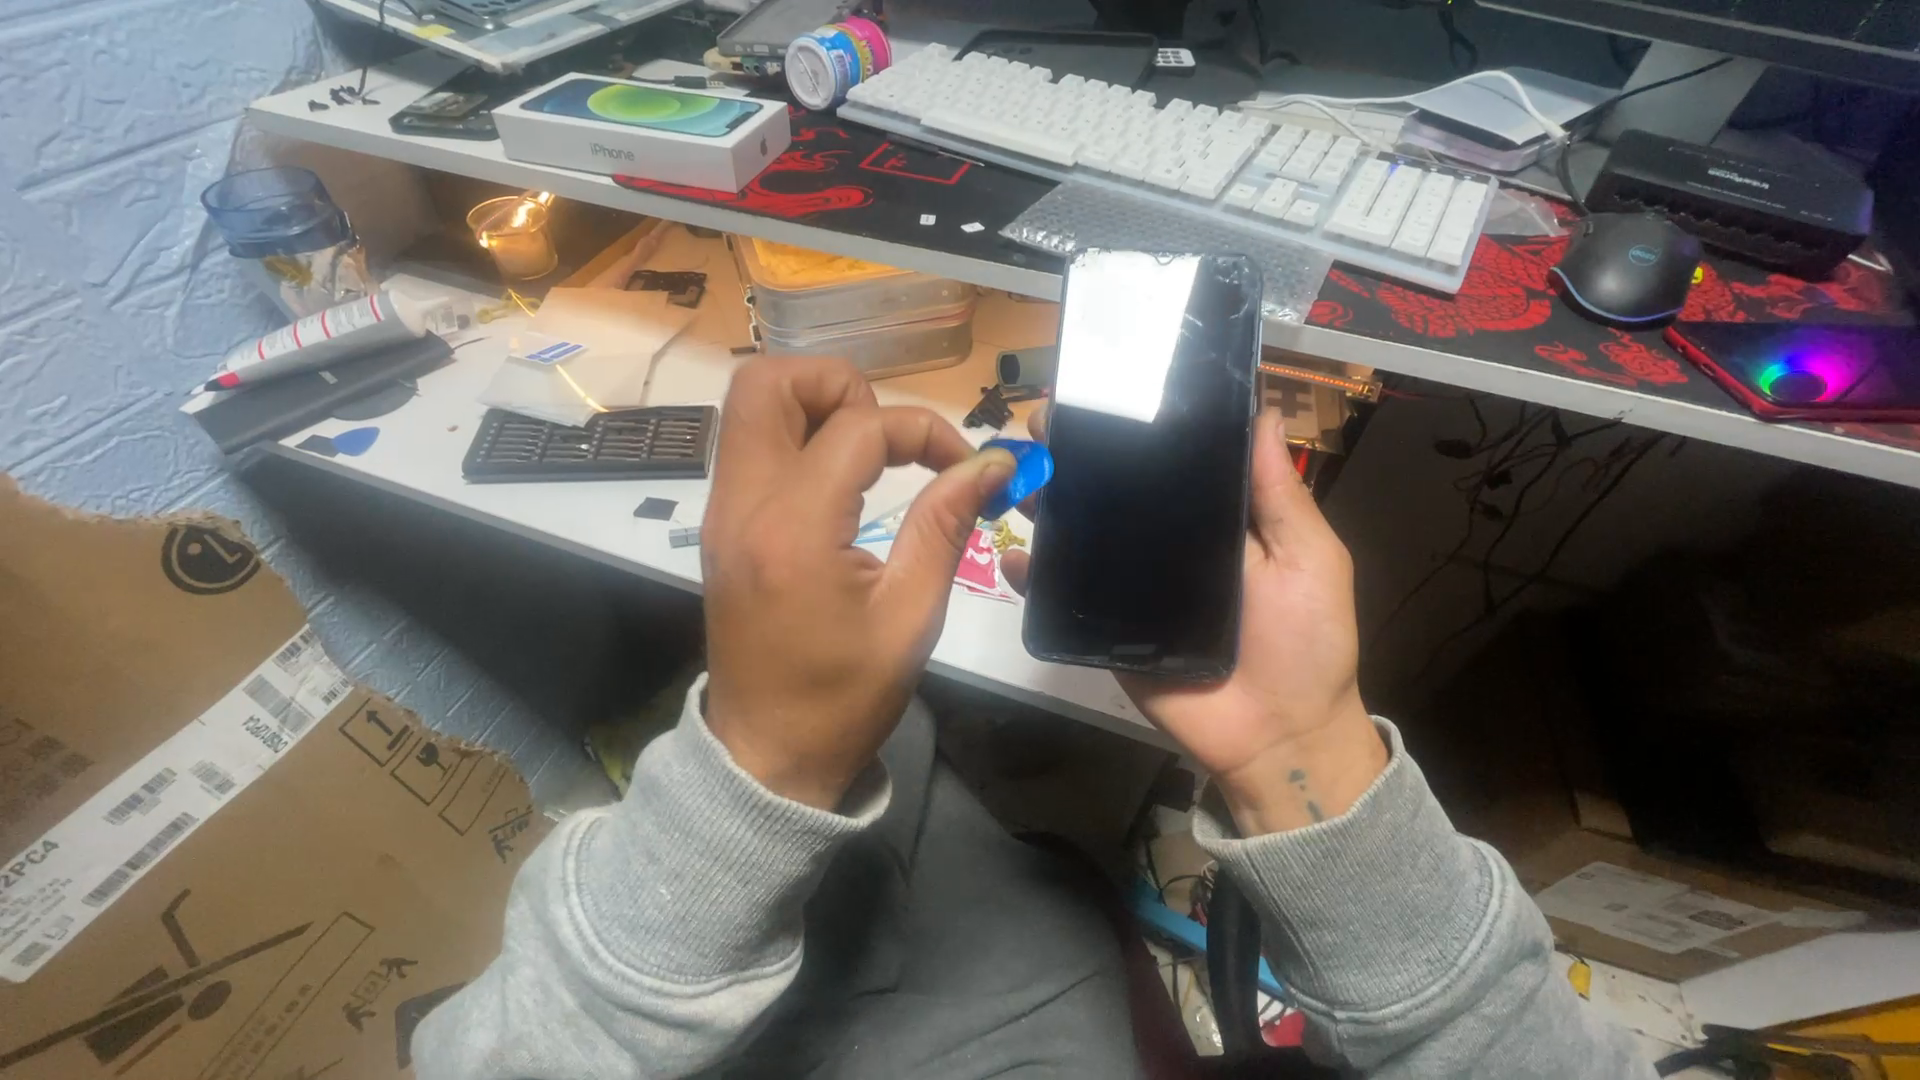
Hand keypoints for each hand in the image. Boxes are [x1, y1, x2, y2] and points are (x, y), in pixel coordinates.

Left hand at [701, 356, 1016, 809]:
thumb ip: (946, 524)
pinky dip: (795, 436)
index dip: (924, 430)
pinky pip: (748, 446)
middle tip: (889, 436)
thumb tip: (992, 463)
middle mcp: (743, 505)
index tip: (965, 465)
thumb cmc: (845, 698)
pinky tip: (839, 481)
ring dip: (814, 405)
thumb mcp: (911, 615)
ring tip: (869, 454)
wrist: (768, 755)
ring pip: (749, 406)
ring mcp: (721, 513)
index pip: (859, 428)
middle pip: (768, 383)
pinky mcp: (720, 526)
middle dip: (842, 386)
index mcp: (794, 530)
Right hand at [1002, 407, 1385, 835]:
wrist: (1278, 737)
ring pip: (1080, 537)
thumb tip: (1265, 413)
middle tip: (1041, 425)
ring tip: (1017, 475)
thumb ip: (1280, 494)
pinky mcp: (1103, 630)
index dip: (1134, 427)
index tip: (1102, 389)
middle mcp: (1163, 547)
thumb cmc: (1306, 641)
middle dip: (1074, 457)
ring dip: (1046, 503)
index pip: (1166, 463)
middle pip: (1112, 493)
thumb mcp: (1309, 558)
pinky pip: (1064, 599)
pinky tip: (1015, 555)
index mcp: (1211, 522)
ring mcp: (1128, 589)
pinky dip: (1034, 578)